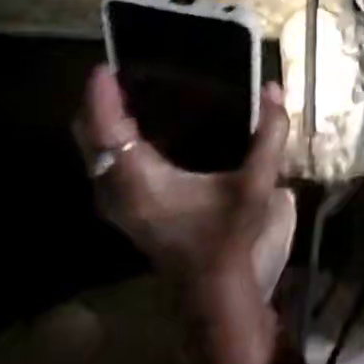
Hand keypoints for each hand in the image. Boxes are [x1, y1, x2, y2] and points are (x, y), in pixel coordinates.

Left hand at [76, 65, 294, 363]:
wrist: (213, 295)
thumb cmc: (229, 239)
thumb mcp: (255, 185)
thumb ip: (269, 136)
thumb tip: (274, 89)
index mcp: (142, 182)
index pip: (108, 132)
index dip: (102, 99)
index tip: (103, 68)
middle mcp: (118, 193)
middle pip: (89, 141)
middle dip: (95, 106)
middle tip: (114, 74)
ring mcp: (117, 207)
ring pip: (92, 156)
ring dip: (99, 124)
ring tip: (121, 94)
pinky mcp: (125, 213)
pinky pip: (103, 167)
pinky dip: (108, 142)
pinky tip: (132, 130)